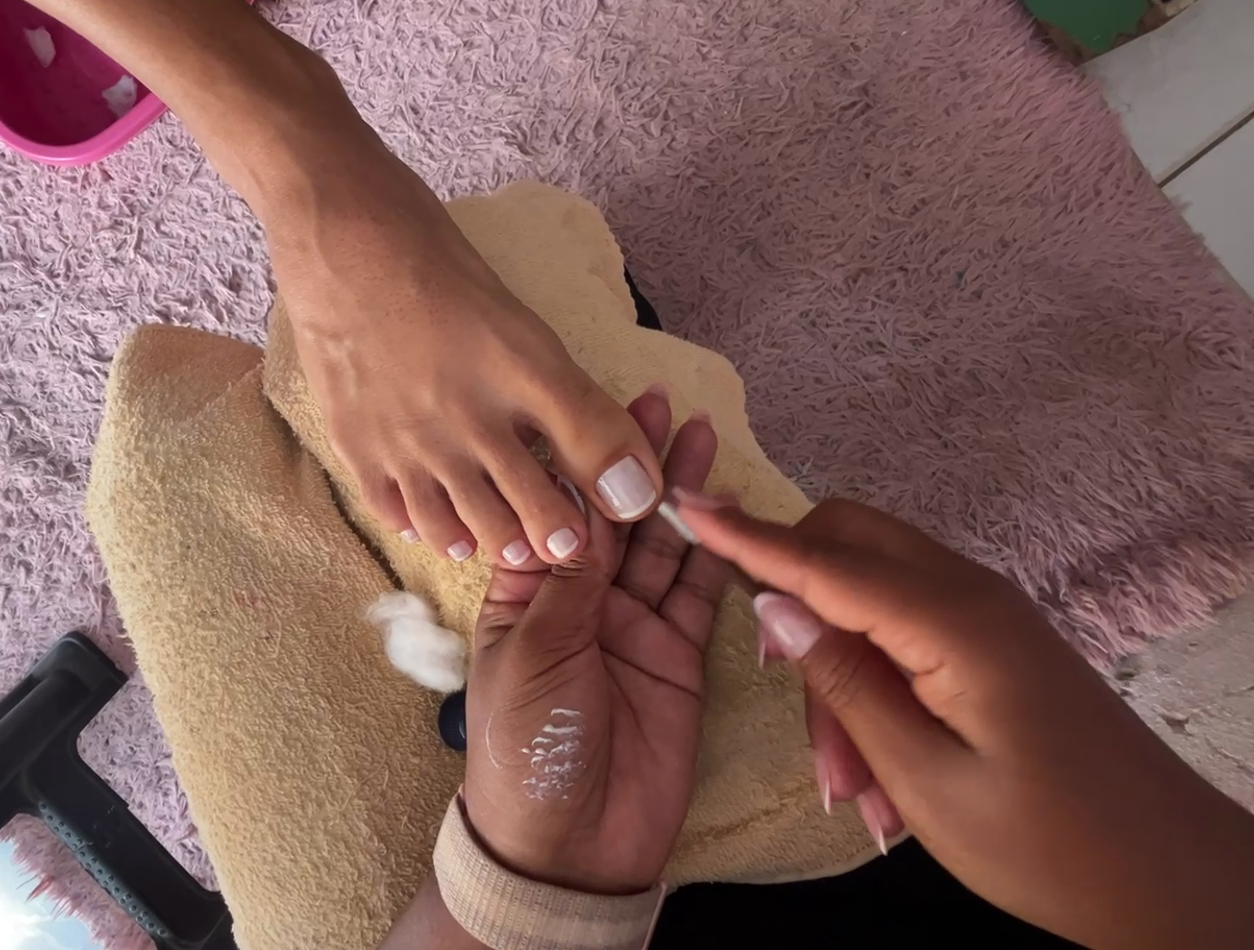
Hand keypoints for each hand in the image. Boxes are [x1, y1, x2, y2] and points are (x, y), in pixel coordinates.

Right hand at [268, 139, 664, 570]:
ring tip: (502, 539)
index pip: (584, 474)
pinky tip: (437, 525)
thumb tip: (635, 491)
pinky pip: (396, 514)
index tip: (596, 520)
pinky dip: (424, 528)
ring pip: (458, 529)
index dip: (598, 511)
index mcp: (523, 384)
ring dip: (489, 540)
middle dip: (545, 538)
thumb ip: (584, 412)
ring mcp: (405, 442)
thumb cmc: (443, 268)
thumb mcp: (530, 331)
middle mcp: (465, 426)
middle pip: (518, 519)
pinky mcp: (355, 446)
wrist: (344, 240)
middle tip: (552, 540)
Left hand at [459, 392, 721, 893]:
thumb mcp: (532, 654)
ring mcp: (633, 623)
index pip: (560, 513)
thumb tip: (591, 512)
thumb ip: (572, 582)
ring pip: (661, 547)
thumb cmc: (527, 744)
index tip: (607, 410)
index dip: (584, 463)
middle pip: (616, 519)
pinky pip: (698, 594)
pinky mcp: (679, 654)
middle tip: (665, 406)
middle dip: (637, 464)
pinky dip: (714, 554)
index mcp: (529, 591)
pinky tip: (727, 512)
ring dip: (680, 496)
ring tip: (701, 438)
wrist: (571, 846)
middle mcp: (582, 598)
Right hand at [672, 496, 1253, 949]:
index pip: (821, 562)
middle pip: (844, 537)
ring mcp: (980, 607)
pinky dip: (865, 662)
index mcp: (951, 624)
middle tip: (776, 677)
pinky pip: (897, 614)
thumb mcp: (927, 782)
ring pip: (864, 581)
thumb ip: (841, 682)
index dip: (745, 535)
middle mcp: (965, 592)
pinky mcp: (985, 632)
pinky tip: (873, 752)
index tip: (685, 503)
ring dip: (831, 650)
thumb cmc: (1056, 850)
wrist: (1194, 888)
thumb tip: (772, 604)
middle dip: (790, 587)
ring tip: (845, 771)